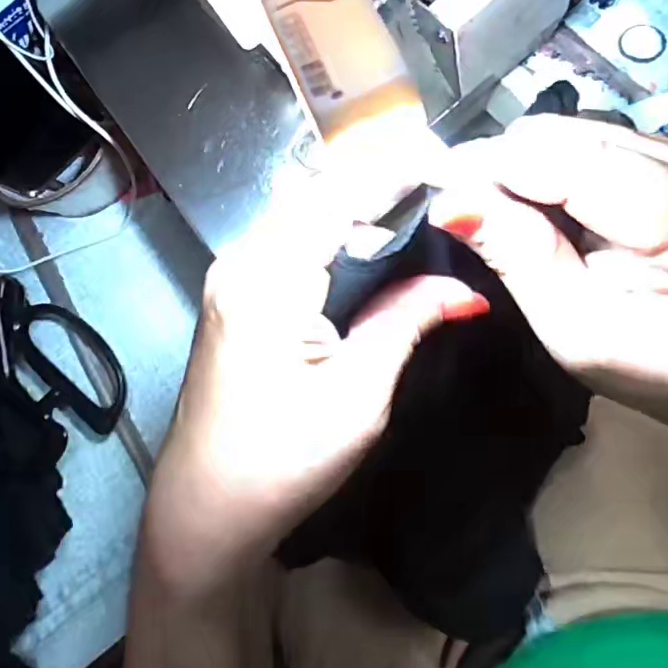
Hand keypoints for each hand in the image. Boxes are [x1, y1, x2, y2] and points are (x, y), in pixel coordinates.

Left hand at [143, 177, 487, 597]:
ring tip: (413, 207)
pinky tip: (367, 241)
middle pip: (315, 195)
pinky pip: (288, 237)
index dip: (391, 173)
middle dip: (376, 183)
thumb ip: (405, 321)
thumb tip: (462, 288)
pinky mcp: (234, 288)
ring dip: (354, 204)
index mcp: (268, 280)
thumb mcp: (359, 395)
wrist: (205, 507)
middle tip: (437, 185)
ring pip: (301, 211)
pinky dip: (331, 229)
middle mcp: (241, 259)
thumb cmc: (283, 461)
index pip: (337, 199)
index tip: (442, 159)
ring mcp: (231, 271)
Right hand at [429, 115, 667, 451]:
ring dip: (533, 162)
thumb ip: (521, 259)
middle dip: (508, 162)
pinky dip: (564, 165)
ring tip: (514, 209)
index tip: (436, 181)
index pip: (581, 166)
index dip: (498, 165)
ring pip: (588, 130)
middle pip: (581, 136)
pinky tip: (559, 204)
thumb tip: (451, 200)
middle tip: (467, 202)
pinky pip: (608, 140)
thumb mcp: (581, 335)